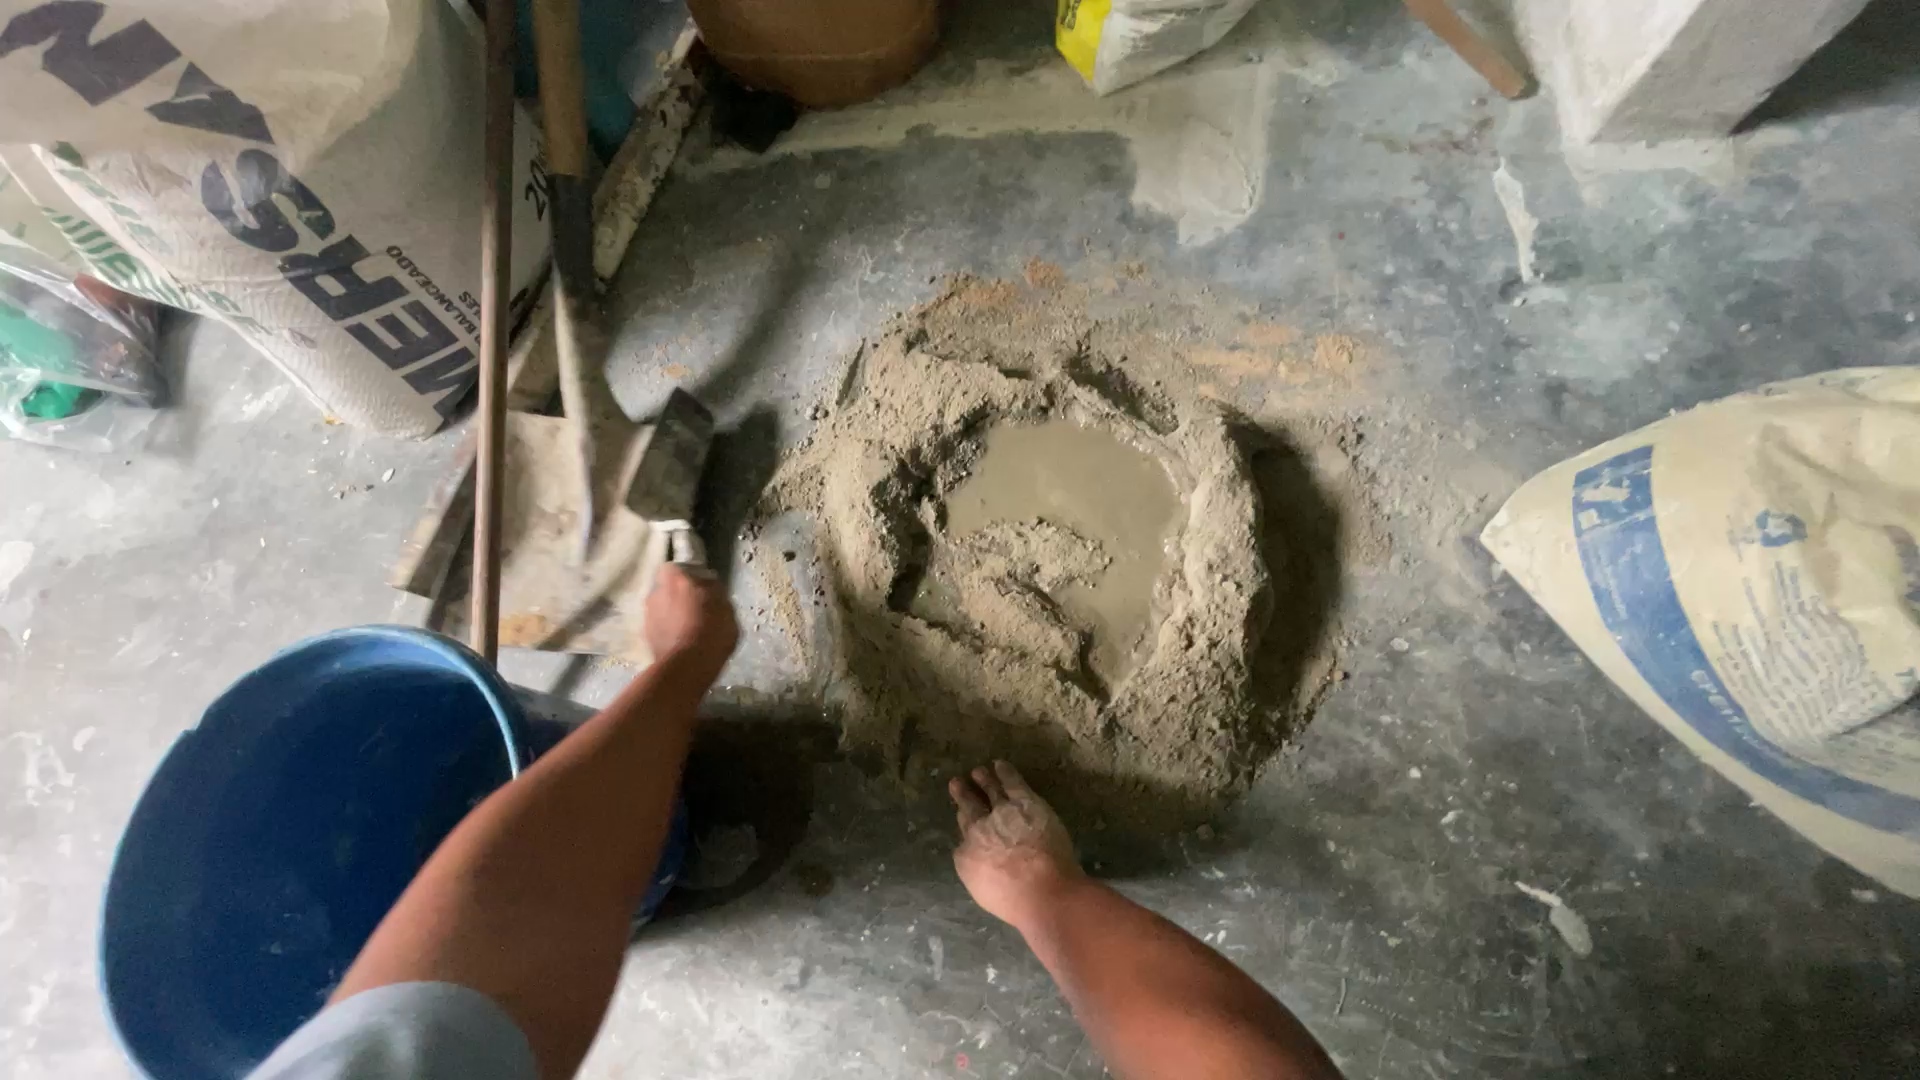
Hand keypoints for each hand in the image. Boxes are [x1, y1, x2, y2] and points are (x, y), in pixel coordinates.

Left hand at [644, 563, 737, 676]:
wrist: (688, 667)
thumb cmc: (712, 632)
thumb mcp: (726, 607)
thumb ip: (714, 590)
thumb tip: (707, 583)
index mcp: (678, 580)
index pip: (674, 567)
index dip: (684, 575)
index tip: (697, 585)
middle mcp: (657, 593)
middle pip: (665, 587)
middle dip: (676, 594)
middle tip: (693, 606)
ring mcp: (648, 615)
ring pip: (660, 607)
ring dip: (670, 613)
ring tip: (687, 627)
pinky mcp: (645, 636)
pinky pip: (658, 626)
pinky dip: (666, 630)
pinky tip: (680, 641)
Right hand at [949, 761, 1082, 931]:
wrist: (1044, 891)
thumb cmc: (1017, 903)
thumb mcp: (983, 892)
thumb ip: (976, 870)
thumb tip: (972, 857)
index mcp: (967, 855)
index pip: (963, 833)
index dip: (963, 821)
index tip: (962, 814)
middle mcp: (979, 829)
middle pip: (969, 807)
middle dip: (962, 795)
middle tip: (956, 783)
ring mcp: (1002, 811)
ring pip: (988, 790)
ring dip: (982, 779)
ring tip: (977, 771)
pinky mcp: (1024, 801)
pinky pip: (1011, 781)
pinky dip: (1004, 772)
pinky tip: (999, 764)